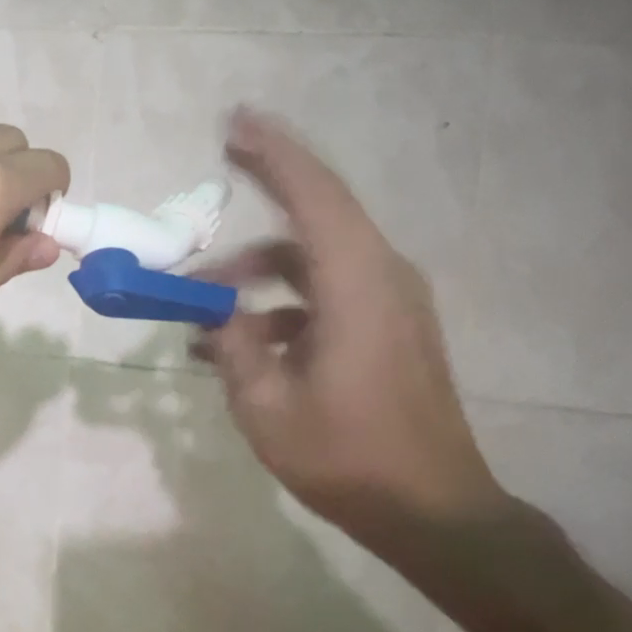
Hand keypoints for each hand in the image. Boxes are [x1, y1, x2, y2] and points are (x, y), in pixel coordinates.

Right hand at [193, 110, 507, 549]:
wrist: (430, 507)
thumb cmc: (344, 454)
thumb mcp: (263, 403)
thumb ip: (233, 344)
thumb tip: (217, 313)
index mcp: (357, 287)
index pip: (314, 198)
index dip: (273, 155)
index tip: (234, 123)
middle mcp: (382, 278)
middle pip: (314, 219)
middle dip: (255, 211)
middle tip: (204, 213)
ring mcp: (390, 304)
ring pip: (312, 261)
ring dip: (255, 274)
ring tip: (200, 313)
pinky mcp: (388, 329)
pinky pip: (324, 293)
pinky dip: (278, 304)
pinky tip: (239, 344)